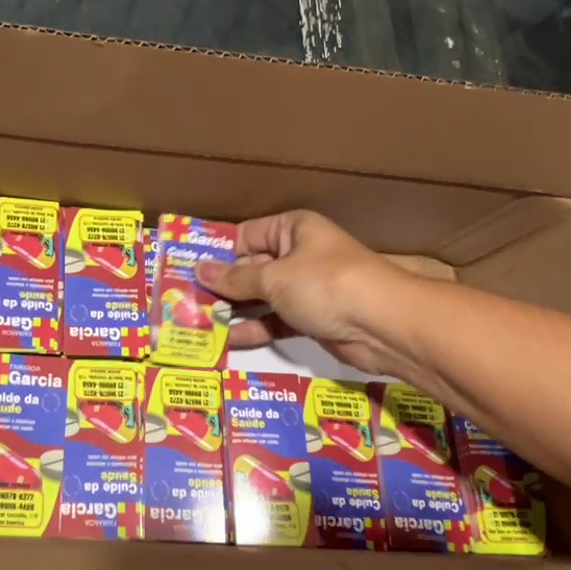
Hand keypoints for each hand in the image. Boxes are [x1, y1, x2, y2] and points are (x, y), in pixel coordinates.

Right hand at [195, 210, 403, 374]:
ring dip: (236, 309)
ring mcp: (307, 287)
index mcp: (292, 229)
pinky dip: (256, 328)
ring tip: (200, 323)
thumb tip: (199, 269)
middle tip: (186, 300)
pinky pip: (277, 319)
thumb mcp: (274, 277)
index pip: (246, 235)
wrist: (384, 325)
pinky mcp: (313, 318)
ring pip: (263, 296)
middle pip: (252, 266)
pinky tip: (229, 340)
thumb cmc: (326, 284)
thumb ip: (236, 277)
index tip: (188, 270)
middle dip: (223, 284)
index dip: (219, 252)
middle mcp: (298, 254)